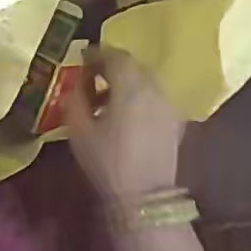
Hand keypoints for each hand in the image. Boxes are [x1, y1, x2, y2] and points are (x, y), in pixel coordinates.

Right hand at [65, 50, 186, 211]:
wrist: (143, 196)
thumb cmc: (106, 162)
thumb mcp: (79, 131)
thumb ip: (75, 101)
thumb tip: (76, 87)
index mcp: (130, 86)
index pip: (115, 56)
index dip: (97, 55)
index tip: (82, 60)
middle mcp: (155, 88)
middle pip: (134, 66)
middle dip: (113, 68)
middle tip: (92, 80)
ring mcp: (169, 105)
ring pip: (147, 82)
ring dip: (127, 84)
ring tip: (107, 102)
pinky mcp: (175, 122)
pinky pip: (155, 99)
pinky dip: (140, 99)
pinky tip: (126, 118)